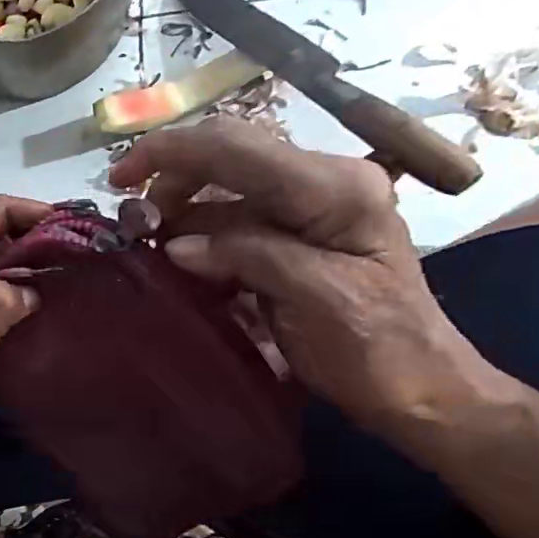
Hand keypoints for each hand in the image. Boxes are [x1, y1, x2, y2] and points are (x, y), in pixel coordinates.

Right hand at [109, 118, 500, 430]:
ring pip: (220, 190)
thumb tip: (176, 243)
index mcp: (335, 188)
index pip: (236, 147)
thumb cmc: (379, 349)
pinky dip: (195, 235)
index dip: (169, 153)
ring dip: (178, 211)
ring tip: (148, 246)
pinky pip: (229, 221)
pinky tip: (178, 260)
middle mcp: (320, 182)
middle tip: (134, 224)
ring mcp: (306, 207)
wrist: (420, 390)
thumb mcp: (317, 299)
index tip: (118, 178)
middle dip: (169, 180)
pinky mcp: (292, 233)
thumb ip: (250, 256)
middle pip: (225, 156)